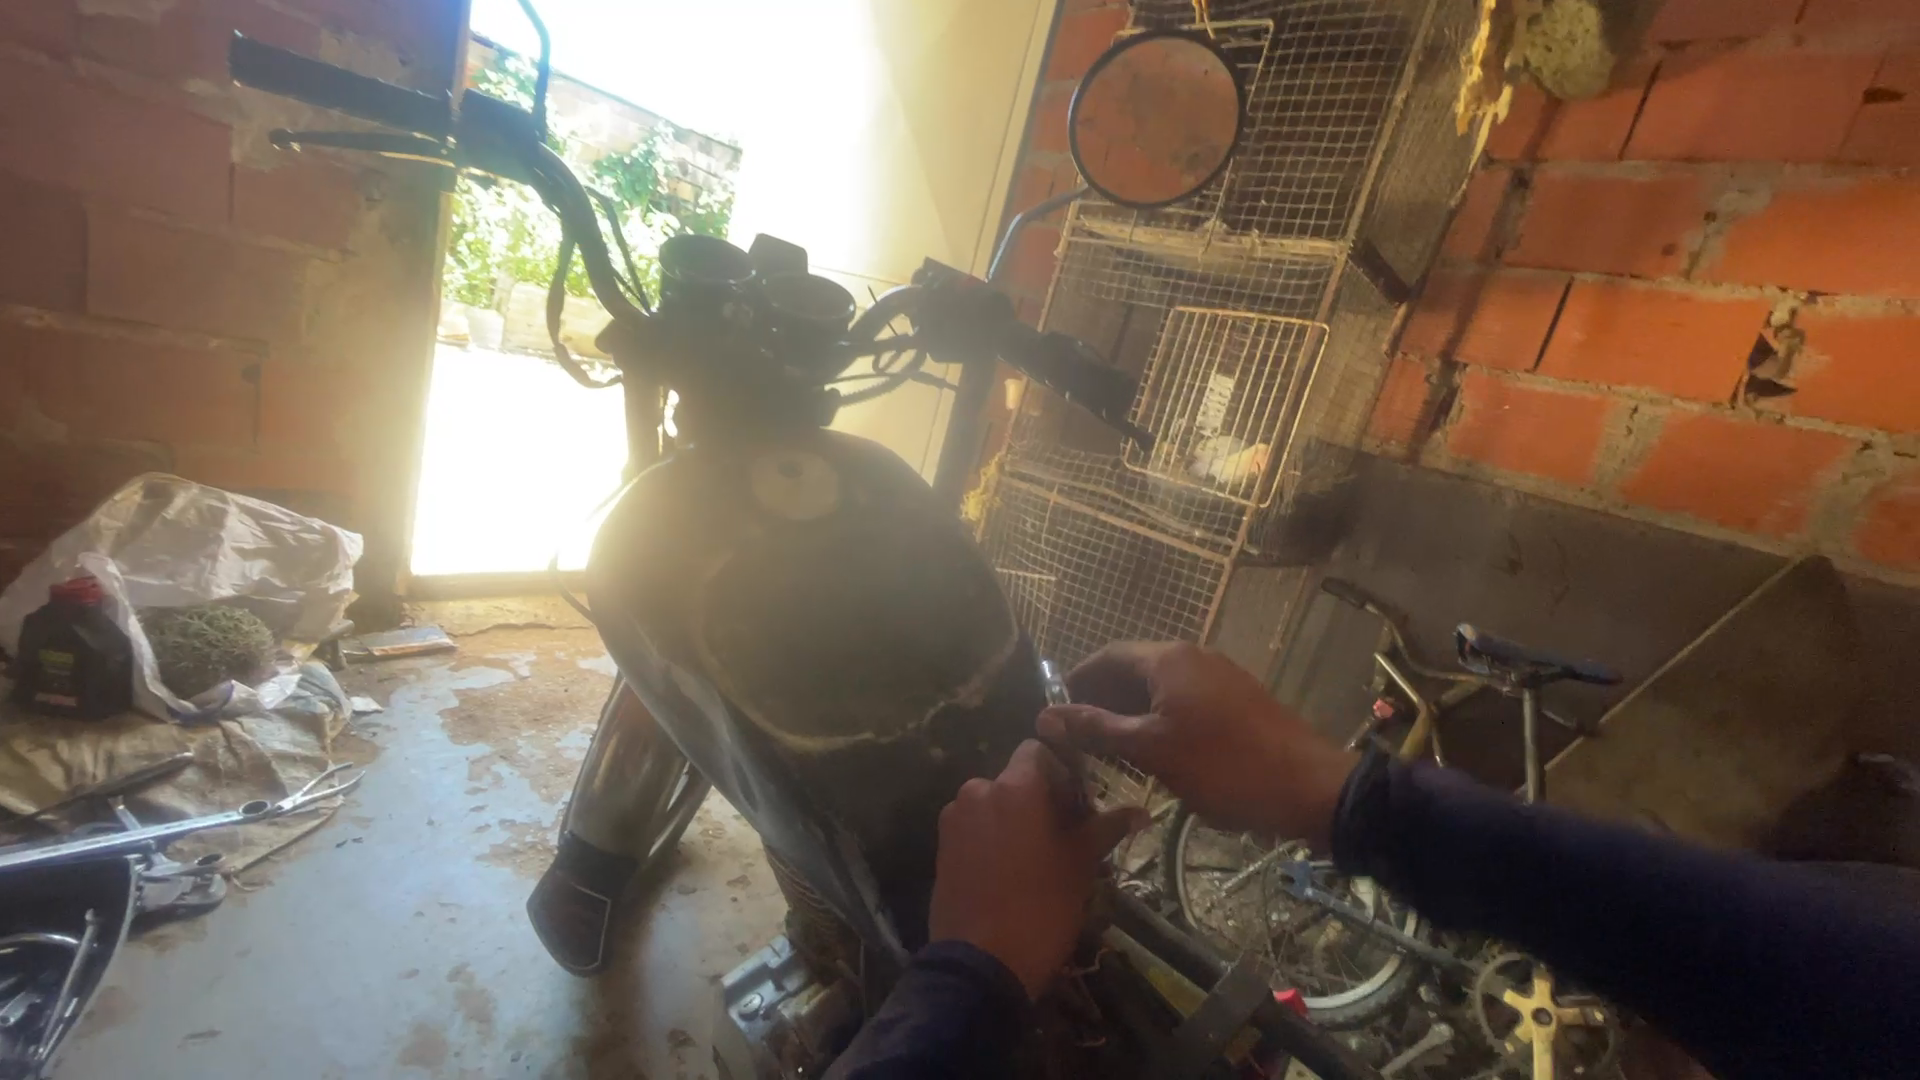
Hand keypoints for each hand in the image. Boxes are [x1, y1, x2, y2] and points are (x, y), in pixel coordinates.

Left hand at [927, 740, 1142, 998]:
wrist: (981, 964)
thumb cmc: (1041, 907)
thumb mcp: (1080, 865)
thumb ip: (1106, 828)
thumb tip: (1142, 812)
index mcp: (1015, 786)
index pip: (1038, 751)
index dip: (1059, 773)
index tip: (1075, 806)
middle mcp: (979, 789)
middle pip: (1015, 779)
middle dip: (1039, 800)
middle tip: (1062, 838)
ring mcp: (955, 816)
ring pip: (993, 804)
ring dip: (1014, 819)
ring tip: (1034, 861)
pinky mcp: (941, 844)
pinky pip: (974, 826)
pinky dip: (991, 837)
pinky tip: (1006, 874)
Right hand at [1037, 642, 1356, 849]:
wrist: (1310, 788)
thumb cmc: (1223, 766)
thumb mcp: (1152, 750)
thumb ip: (1097, 729)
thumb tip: (1046, 715)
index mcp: (1167, 660)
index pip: (1105, 656)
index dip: (1076, 682)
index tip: (1056, 715)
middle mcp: (1191, 657)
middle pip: (1131, 670)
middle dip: (1101, 701)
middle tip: (1080, 740)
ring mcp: (1218, 677)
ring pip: (1158, 688)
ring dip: (1130, 714)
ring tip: (1113, 752)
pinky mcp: (1236, 700)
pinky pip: (1183, 701)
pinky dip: (1159, 720)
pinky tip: (1156, 754)